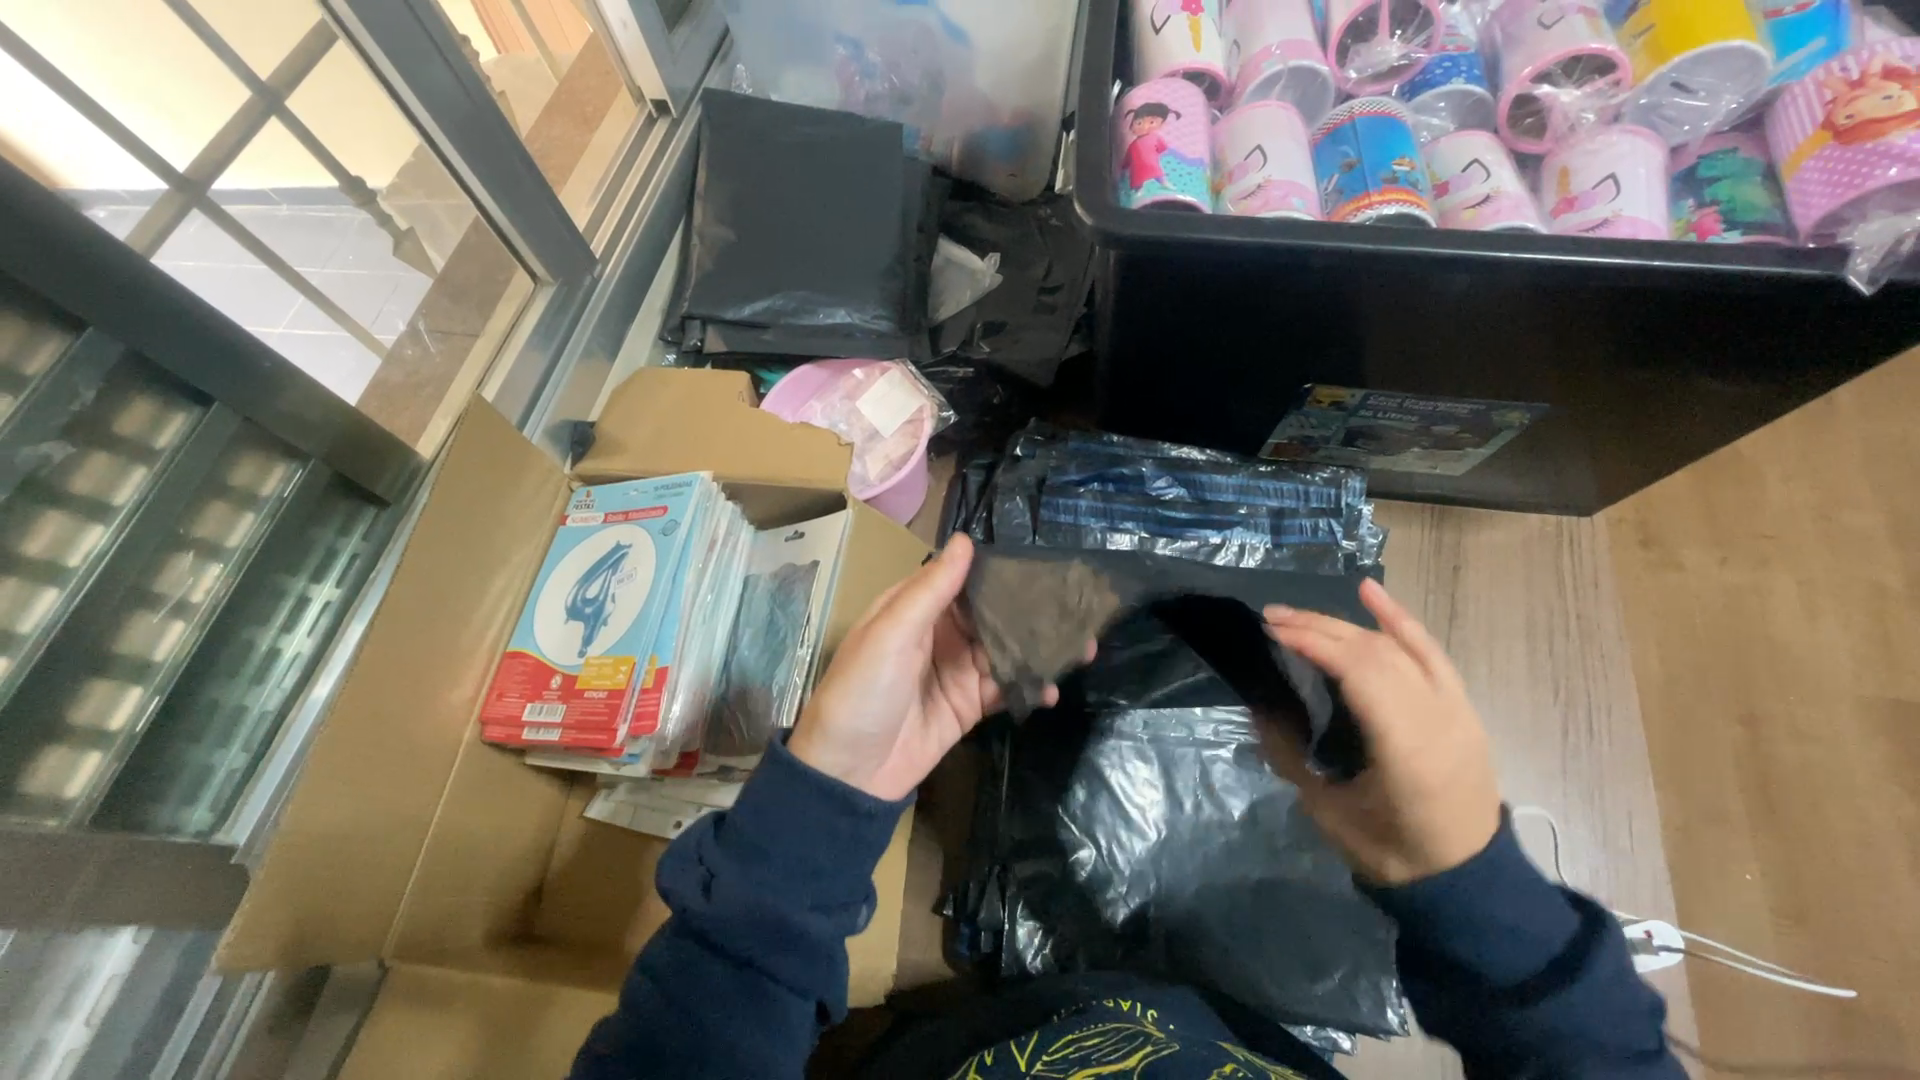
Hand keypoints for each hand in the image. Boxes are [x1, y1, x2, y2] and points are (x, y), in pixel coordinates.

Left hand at [790, 534, 1090, 801]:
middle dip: (1033, 612)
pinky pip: (1005, 689)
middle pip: (993, 615)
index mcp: (915, 608)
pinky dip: (1030, 687)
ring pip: (1006, 651)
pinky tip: (1053, 688)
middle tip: (1080, 608)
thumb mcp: (890, 633)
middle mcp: (939, 634)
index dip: (1002, 572)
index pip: (965, 579)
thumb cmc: (862, 690)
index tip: (1048, 564)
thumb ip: (931, 590)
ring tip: (1082, 647)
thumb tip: (965, 541)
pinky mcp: (968, 706)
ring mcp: (956, 671)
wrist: (848, 772)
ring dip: (1040, 649)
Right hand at [1261, 579, 1501, 885]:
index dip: (1314, 642)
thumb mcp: (1328, 811)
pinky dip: (1400, 620)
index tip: (1273, 631)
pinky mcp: (1462, 707)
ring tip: (1301, 614)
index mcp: (1407, 747)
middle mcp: (1438, 717)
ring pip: (1399, 646)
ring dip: (1347, 624)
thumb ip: (1292, 756)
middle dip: (1321, 627)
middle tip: (1273, 618)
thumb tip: (1259, 707)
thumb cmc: (1391, 852)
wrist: (1466, 881)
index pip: (1359, 671)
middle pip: (1376, 651)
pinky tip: (1370, 592)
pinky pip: (1431, 653)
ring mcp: (1456, 708)